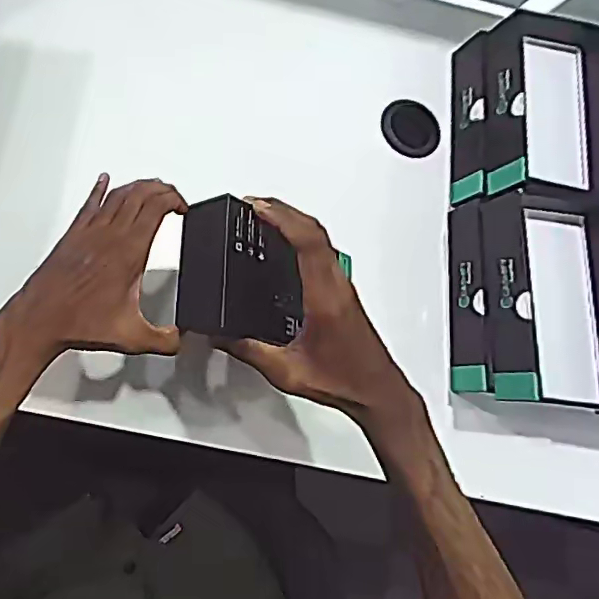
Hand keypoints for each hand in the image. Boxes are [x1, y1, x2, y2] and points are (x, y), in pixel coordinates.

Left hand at [0, 174, 186, 368]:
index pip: (157, 207)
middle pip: (140, 193)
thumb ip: (162, 339)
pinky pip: (90, 204)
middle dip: (160, 189)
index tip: (183, 207)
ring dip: (137, 187)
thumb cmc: (76, 321)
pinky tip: (103, 182)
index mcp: (129, 251)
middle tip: (171, 195)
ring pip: (117, 194)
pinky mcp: (72, 235)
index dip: (174, 199)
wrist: (41, 318)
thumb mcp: (131, 336)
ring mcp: (89, 232)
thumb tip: (178, 339)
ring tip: (149, 188)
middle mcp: (109, 235)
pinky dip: (100, 189)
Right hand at [219, 198, 420, 432]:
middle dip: (284, 210)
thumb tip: (220, 334)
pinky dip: (302, 236)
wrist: (378, 394)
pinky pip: (323, 251)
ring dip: (295, 220)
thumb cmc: (346, 382)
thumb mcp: (285, 371)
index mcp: (325, 299)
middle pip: (316, 231)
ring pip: (322, 238)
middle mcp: (337, 287)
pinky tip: (287, 242)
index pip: (307, 242)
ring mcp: (343, 287)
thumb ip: (247, 350)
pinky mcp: (342, 292)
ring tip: (267, 215)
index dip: (281, 218)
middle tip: (255, 204)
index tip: (257, 207)